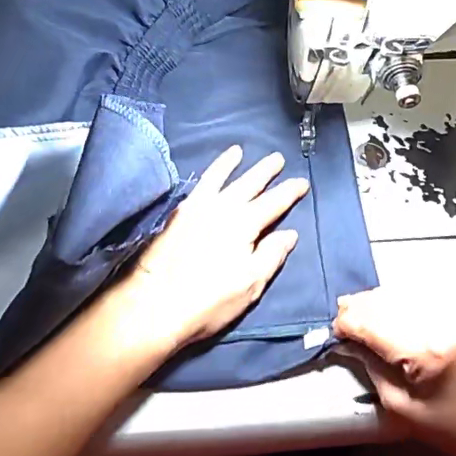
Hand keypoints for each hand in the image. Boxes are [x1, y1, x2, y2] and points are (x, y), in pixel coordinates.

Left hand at [109, 146, 308, 352]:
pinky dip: (206, 174)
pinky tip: (207, 174)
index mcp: (244, 224)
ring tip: (238, 150)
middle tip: (277, 158)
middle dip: (265, 170)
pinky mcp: (176, 214)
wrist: (154, 305)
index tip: (302, 181)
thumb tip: (288, 234)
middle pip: (249, 183)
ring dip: (230, 163)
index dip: (289, 191)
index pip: (274, 202)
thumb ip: (271, 255)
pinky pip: (196, 185)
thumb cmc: (208, 301)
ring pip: (218, 177)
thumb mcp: (250, 284)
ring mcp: (196, 207)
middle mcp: (222, 207)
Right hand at [333, 288, 455, 455]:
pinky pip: (419, 290)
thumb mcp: (399, 405)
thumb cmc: (451, 423)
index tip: (337, 332)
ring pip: (398, 290)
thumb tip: (347, 336)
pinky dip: (403, 300)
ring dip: (379, 303)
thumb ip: (369, 363)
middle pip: (382, 299)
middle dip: (360, 310)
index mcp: (427, 352)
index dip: (346, 323)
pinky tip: (399, 316)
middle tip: (349, 324)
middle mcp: (443, 319)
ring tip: (372, 320)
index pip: (369, 320)